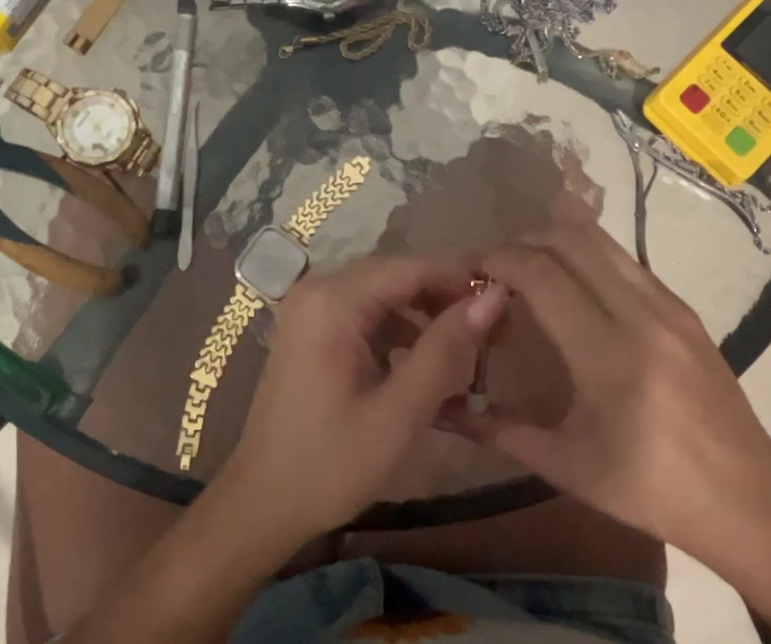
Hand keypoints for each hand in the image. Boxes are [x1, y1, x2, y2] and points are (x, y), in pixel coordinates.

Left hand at [214, 256, 507, 539]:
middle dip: (444, 299)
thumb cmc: (332, 463)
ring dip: (423, 316)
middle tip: (494, 333)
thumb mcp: (400, 412)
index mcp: (332, 302)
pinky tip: (425, 366)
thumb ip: (446, 349)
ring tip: (467, 353)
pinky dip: (398, 332)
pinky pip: (363, 314)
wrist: (264, 502)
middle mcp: (316, 290)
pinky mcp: (309, 331)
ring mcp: (308, 309)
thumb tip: (493, 297)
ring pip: (382, 294)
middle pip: (395, 276)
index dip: (461, 281)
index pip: (411, 267)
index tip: (507, 307)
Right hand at [441, 223, 770, 550]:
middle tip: (493, 269)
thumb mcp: (566, 466)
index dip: (497, 260)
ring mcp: (670, 308)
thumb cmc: (651, 491)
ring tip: (527, 269)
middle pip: (570, 239)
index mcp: (610, 357)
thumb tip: (442, 410)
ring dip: (554, 241)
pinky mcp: (685, 310)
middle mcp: (642, 317)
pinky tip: (570, 286)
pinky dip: (587, 256)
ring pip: (602, 240)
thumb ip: (498, 429)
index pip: (542, 275)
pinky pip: (625, 261)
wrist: (748, 501)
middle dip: (521, 242)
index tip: (468, 272)